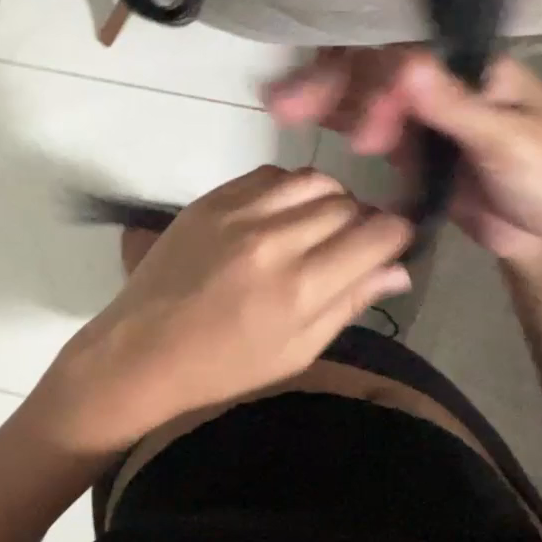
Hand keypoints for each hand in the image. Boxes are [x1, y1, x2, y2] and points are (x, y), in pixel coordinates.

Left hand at [43, 165, 411, 447]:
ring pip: (311, 179)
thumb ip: (349, 304)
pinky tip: (280, 214)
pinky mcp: (209, 201)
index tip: (390, 246)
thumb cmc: (223, 366)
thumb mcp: (296, 351)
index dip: (395, 237)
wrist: (143, 349)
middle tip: (351, 244)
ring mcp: (236, 214)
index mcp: (300, 287)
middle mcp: (273, 240)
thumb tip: (398, 269)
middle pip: (347, 204)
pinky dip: (287, 189)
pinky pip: (268, 175)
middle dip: (362, 221)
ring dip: (328, 198)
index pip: (377, 234)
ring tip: (317, 226)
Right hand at [266, 46, 541, 266]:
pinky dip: (335, 120)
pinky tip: (299, 118)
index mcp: (473, 67)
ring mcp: (423, 115)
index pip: (408, 53)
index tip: (364, 121)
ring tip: (281, 107)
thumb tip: (404, 65)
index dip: (373, 76)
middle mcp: (442, 82)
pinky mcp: (409, 148)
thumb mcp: (508, 141)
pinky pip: (365, 126)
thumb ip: (454, 107)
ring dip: (323, 97)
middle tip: (286, 104)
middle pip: (376, 69)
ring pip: (364, 95)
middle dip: (332, 83)